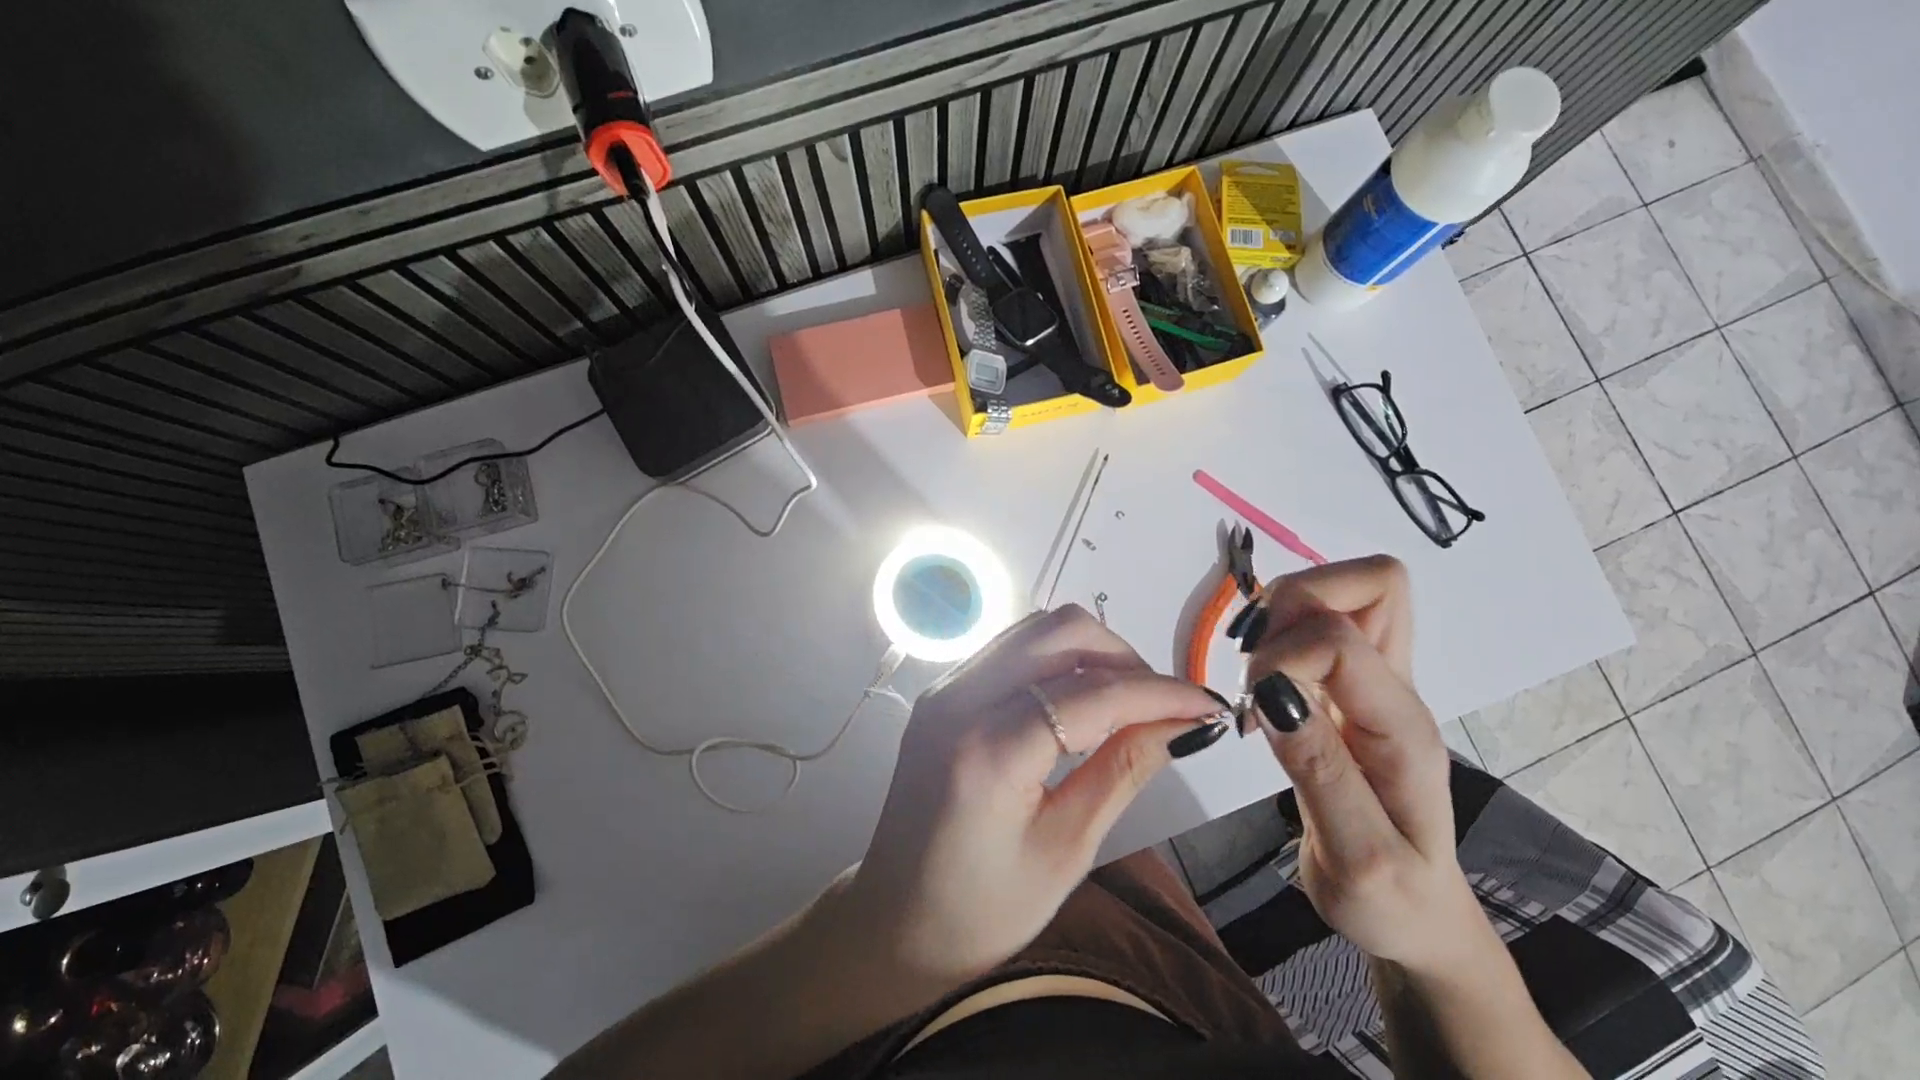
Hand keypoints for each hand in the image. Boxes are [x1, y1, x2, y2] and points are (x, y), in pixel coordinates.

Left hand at [842, 605, 1225, 991]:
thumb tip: (1184, 721)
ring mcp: (943, 691)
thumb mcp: (1066, 850)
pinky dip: (1057, 662)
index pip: (1094, 692)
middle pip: (1061, 631)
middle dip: (1126, 659)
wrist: (895, 923)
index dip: (1161, 692)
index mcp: (989, 752)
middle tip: (1161, 709)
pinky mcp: (941, 695)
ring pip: (1035, 630)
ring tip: (1126, 706)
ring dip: (1092, 653)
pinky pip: (1011, 651)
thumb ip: (1124, 770)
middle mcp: (959, 701)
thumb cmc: (984, 911)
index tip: (1210, 705)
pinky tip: (1080, 705)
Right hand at [1244, 557, 1487, 974]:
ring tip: (1255, 680)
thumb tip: (1270, 688)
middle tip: (1255, 669)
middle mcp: (1397, 691)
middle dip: (1293, 603)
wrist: (1416, 919)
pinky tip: (1260, 692)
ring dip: (1284, 615)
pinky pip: (1322, 627)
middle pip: (1368, 580)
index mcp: (1402, 728)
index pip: (1341, 637)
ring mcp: (1376, 686)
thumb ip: (1318, 769)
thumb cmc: (1391, 901)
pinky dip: (1280, 637)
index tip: (1254, 709)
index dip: (1282, 654)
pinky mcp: (1350, 693)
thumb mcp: (1358, 856)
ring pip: (1345, 593)